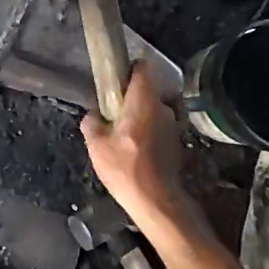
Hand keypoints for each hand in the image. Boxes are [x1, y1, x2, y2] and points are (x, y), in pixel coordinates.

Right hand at [81, 64, 190, 224]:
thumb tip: (94, 115)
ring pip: (153, 111)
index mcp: (143, 101)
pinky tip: (137, 150)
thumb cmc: (124, 168)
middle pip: (147, 92)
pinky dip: (149, 132)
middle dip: (131, 99)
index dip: (130, 69)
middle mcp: (162, 108)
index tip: (117, 79)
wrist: (156, 199)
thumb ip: (92, 123)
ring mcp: (173, 125)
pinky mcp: (177, 141)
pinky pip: (159, 127)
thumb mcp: (96, 146)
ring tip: (124, 136)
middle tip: (113, 114)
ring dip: (141, 118)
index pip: (143, 69)